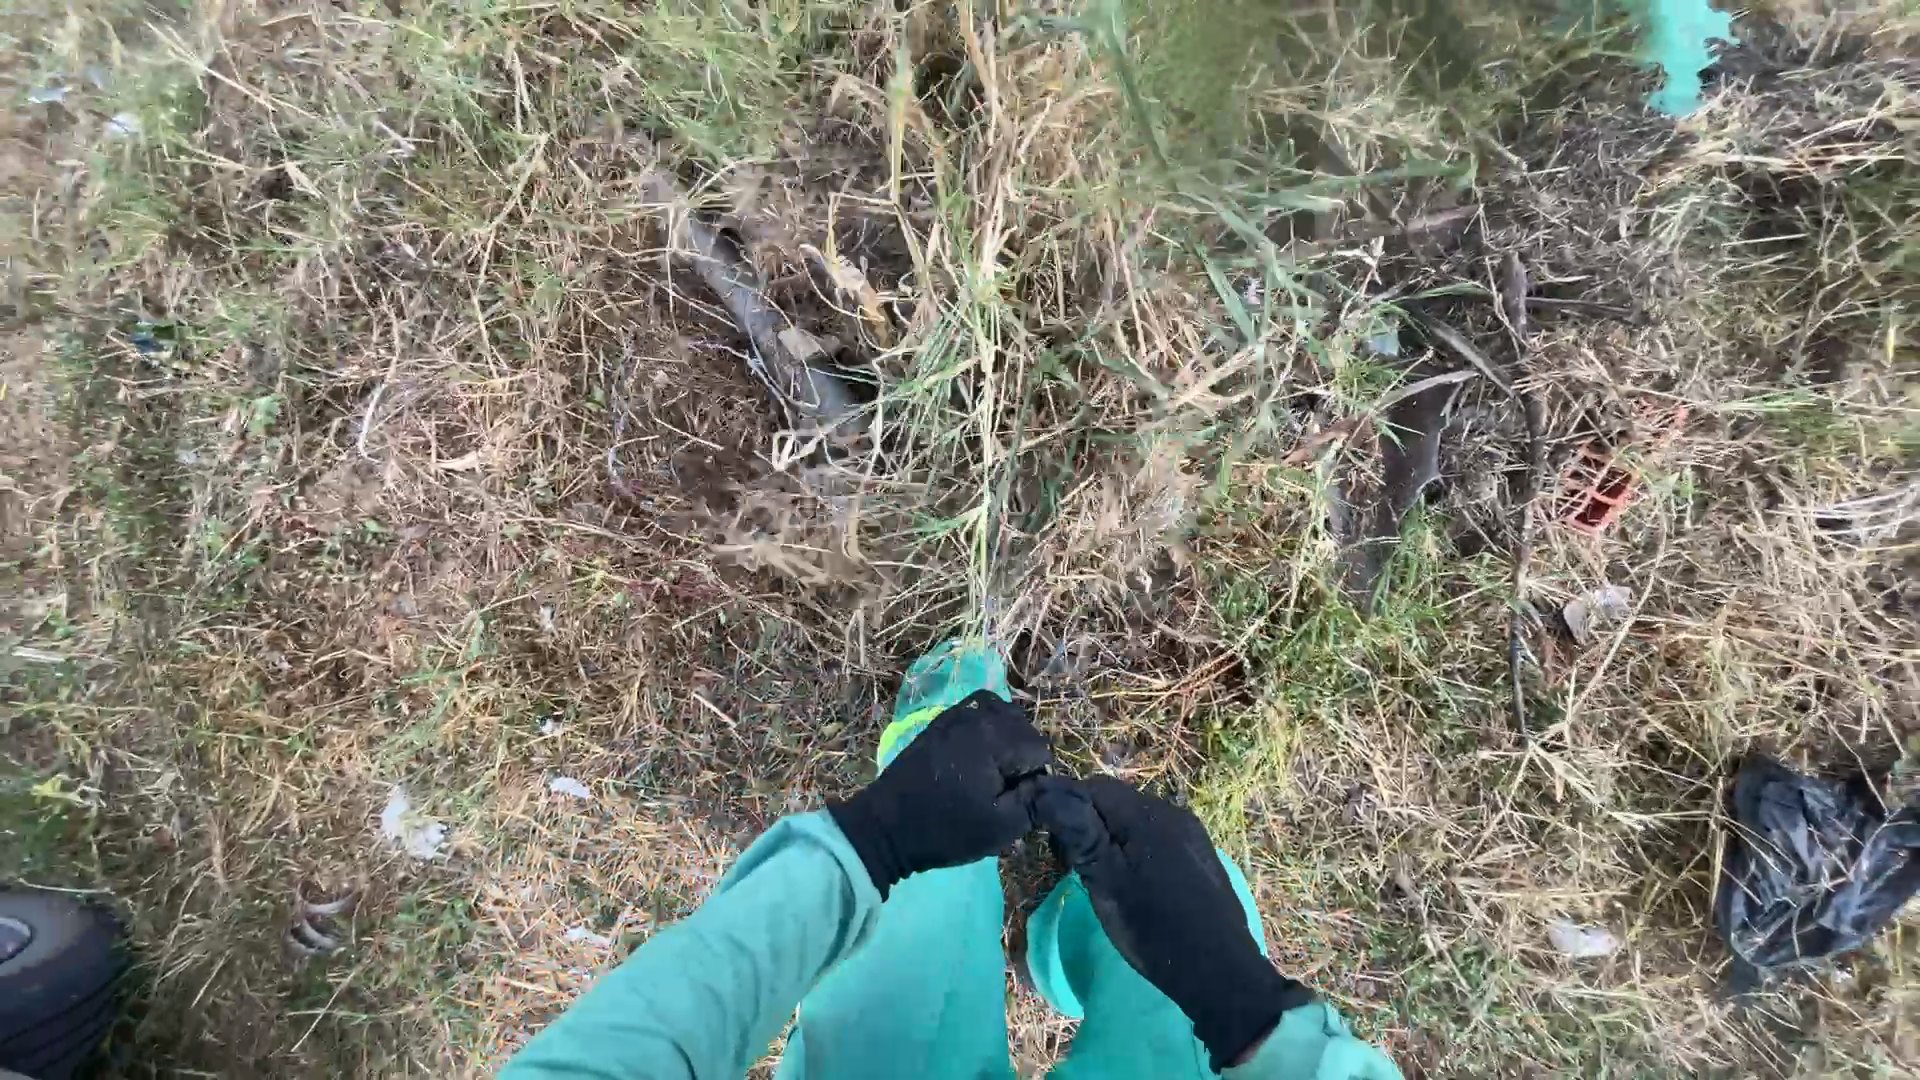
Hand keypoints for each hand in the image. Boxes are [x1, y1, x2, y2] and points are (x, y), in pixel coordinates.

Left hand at [828, 690, 1051, 896]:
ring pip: (1002, 715)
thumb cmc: (946, 830)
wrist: (886, 826)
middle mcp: (978, 715)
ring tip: (993, 773)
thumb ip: (1036, 802)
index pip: (1041, 749)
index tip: (1017, 802)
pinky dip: (987, 727)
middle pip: (1023, 728)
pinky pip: (978, 711)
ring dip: (1007, 740)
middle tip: (1003, 792)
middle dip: (1022, 758)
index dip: (1036, 779)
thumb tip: (1050, 785)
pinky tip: (978, 755)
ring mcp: (956, 713)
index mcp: (995, 737)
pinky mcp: (940, 721)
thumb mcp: (1001, 827)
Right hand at [1033, 775, 1312, 1069]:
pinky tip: (1135, 879)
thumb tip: (1046, 791)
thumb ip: (1077, 829)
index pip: (1092, 786)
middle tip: (1073, 861)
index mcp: (1144, 812)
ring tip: (1102, 872)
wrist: (1221, 973)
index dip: (1065, 806)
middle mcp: (1169, 810)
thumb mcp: (1104, 879)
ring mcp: (1189, 831)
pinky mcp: (1199, 852)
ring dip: (1111, 835)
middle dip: (1088, 821)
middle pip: (1114, 800)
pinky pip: (1156, 835)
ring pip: (1135, 818)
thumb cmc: (1153, 926)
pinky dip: (1135, 847)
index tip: (1053, 841)